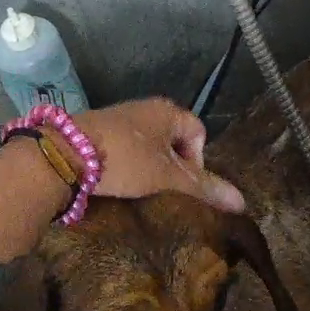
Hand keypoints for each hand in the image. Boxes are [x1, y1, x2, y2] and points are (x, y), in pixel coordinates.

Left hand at [71, 98, 245, 213]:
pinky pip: (127, 149)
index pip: (199, 133)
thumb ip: (203, 188)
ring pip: (149, 146)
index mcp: (168, 110)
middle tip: (165, 192)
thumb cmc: (125, 160)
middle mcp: (146, 108)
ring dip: (150, 169)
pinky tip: (121, 184)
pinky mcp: (100, 132)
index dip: (198, 161)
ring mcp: (121, 118)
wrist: (66, 152)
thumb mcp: (167, 177)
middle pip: (174, 140)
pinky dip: (129, 166)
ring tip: (143, 192)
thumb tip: (243, 202)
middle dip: (173, 168)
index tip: (184, 185)